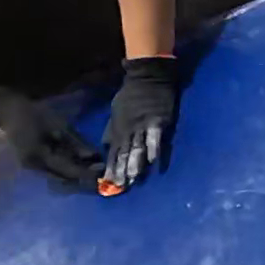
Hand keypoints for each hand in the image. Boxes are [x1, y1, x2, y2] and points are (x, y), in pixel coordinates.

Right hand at [0, 88, 101, 189]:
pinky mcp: (33, 164)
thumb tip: (93, 156)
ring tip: (94, 169)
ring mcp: (33, 167)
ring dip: (77, 175)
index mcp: (40, 156)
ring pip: (60, 177)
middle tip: (101, 173)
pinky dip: (68, 170)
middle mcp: (36, 167)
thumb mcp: (58, 125)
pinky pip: (54, 172)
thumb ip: (76, 143)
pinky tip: (80, 164)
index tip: (102, 172)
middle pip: (65, 179)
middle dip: (84, 177)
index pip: (68, 170)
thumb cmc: (34, 114)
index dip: (86, 173)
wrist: (7, 111)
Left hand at [102, 56, 179, 190]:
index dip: (112, 168)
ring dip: (136, 164)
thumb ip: (112, 130)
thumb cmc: (132, 95)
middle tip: (120, 187)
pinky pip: (155, 138)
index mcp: (119, 129)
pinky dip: (154, 149)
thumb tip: (106, 147)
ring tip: (134, 179)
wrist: (148, 77)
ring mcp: (143, 126)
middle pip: (125, 154)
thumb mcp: (116, 111)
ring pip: (138, 148)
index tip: (108, 183)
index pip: (114, 152)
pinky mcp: (158, 121)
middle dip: (122, 171)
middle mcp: (129, 130)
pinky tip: (153, 162)